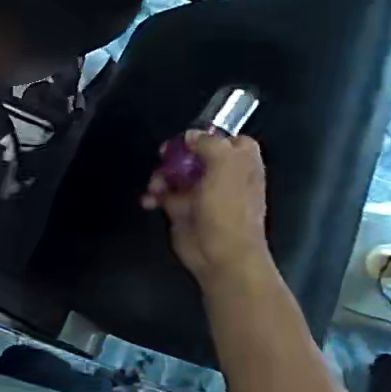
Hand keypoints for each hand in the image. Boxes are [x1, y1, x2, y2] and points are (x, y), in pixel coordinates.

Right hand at [142, 132, 270, 284]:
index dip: (211, 136)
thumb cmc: (229, 209)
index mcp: (241, 163)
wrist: (220, 255)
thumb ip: (209, 143)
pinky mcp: (182, 210)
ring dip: (161, 175)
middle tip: (165, 155)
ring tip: (155, 186)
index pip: (230, 140)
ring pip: (176, 173)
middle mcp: (222, 176)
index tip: (192, 138)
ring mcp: (201, 193)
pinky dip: (154, 195)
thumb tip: (191, 135)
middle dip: (177, 155)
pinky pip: (163, 194)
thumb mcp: (225, 166)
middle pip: (195, 154)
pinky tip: (150, 200)